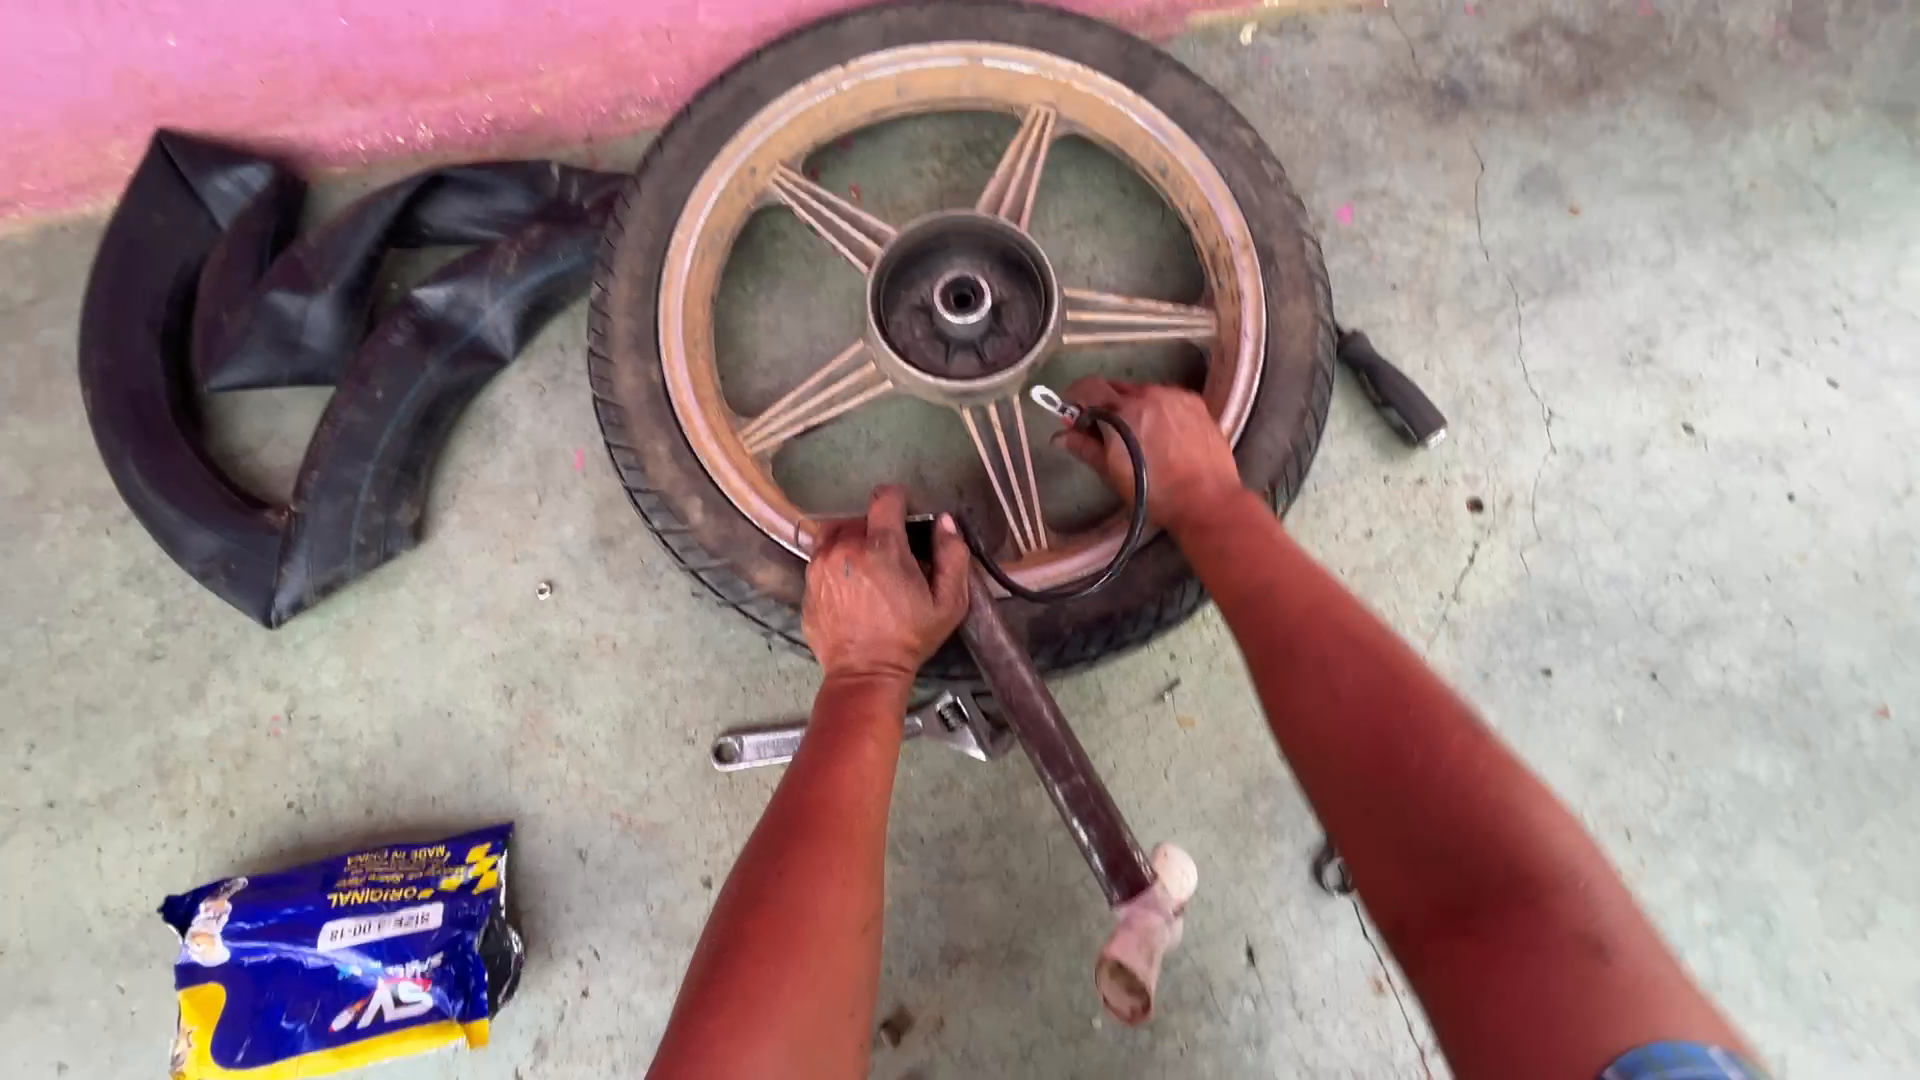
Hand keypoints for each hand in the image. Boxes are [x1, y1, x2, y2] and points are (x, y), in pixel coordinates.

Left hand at [802, 486, 970, 685]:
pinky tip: (851, 584)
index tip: (905, 515)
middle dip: (876, 528)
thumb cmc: (910, 638)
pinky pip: (821, 556)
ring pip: (836, 532)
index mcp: (881, 547)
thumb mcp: (948, 602)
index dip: (899, 501)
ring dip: (852, 539)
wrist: (865, 673)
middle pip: (860, 516)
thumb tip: (945, 521)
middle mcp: (845, 548)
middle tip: (891, 553)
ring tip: (867, 563)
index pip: (885, 498)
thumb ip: (953, 555)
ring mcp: (820, 564)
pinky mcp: (807, 582)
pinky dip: (836, 561)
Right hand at [1051, 377, 1244, 535]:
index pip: (1089, 388)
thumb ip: (1085, 448)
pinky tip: (1162, 434)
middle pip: (1116, 387)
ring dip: (1132, 406)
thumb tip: (1060, 436)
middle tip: (1102, 430)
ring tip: (1137, 435)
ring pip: (1142, 392)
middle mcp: (1147, 395)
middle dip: (1104, 404)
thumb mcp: (1112, 472)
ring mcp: (1174, 396)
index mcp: (1122, 412)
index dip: (1075, 398)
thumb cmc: (1152, 493)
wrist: (1205, 500)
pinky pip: (1166, 398)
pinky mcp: (1195, 403)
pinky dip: (1156, 409)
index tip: (1072, 413)